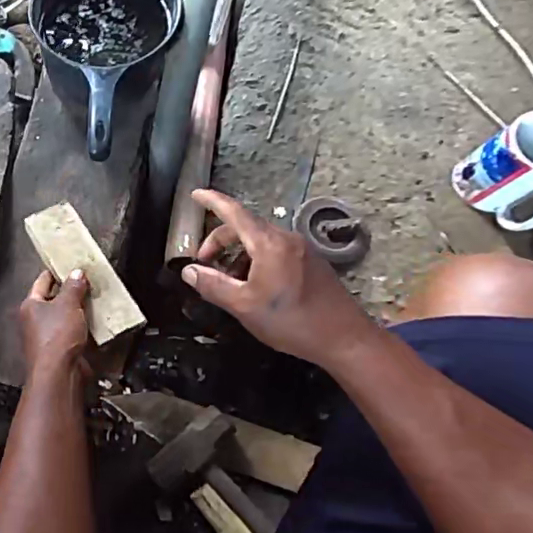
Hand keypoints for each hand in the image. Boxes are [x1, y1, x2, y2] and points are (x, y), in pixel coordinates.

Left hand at [18, 268, 91, 375]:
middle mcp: (35, 320)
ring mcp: (47, 336)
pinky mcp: (60, 349)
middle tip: (88, 281)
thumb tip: (77, 273)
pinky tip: (95, 321)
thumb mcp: (68, 304)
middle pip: (54, 299)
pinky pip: (72, 332)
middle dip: (70, 291)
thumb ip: (73, 287)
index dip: (57, 271)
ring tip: (95, 299)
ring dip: (78, 310)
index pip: (43, 281)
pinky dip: (83, 326)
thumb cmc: (56, 337)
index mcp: (31, 305)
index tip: (70, 265)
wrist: (59, 373)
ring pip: (64, 316)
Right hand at [181, 189, 381, 366]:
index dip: (212, 202)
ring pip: (260, 243)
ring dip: (237, 256)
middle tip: (204, 266)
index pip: (234, 212)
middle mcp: (286, 239)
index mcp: (269, 243)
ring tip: (228, 284)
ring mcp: (302, 250)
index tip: (195, 195)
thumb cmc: (291, 321)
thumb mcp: (243, 306)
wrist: (344, 338)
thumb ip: (213, 285)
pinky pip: (275, 253)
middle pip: (245, 228)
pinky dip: (255, 262)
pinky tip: (252, 287)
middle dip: (219, 242)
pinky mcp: (311, 264)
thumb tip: (188, 271)